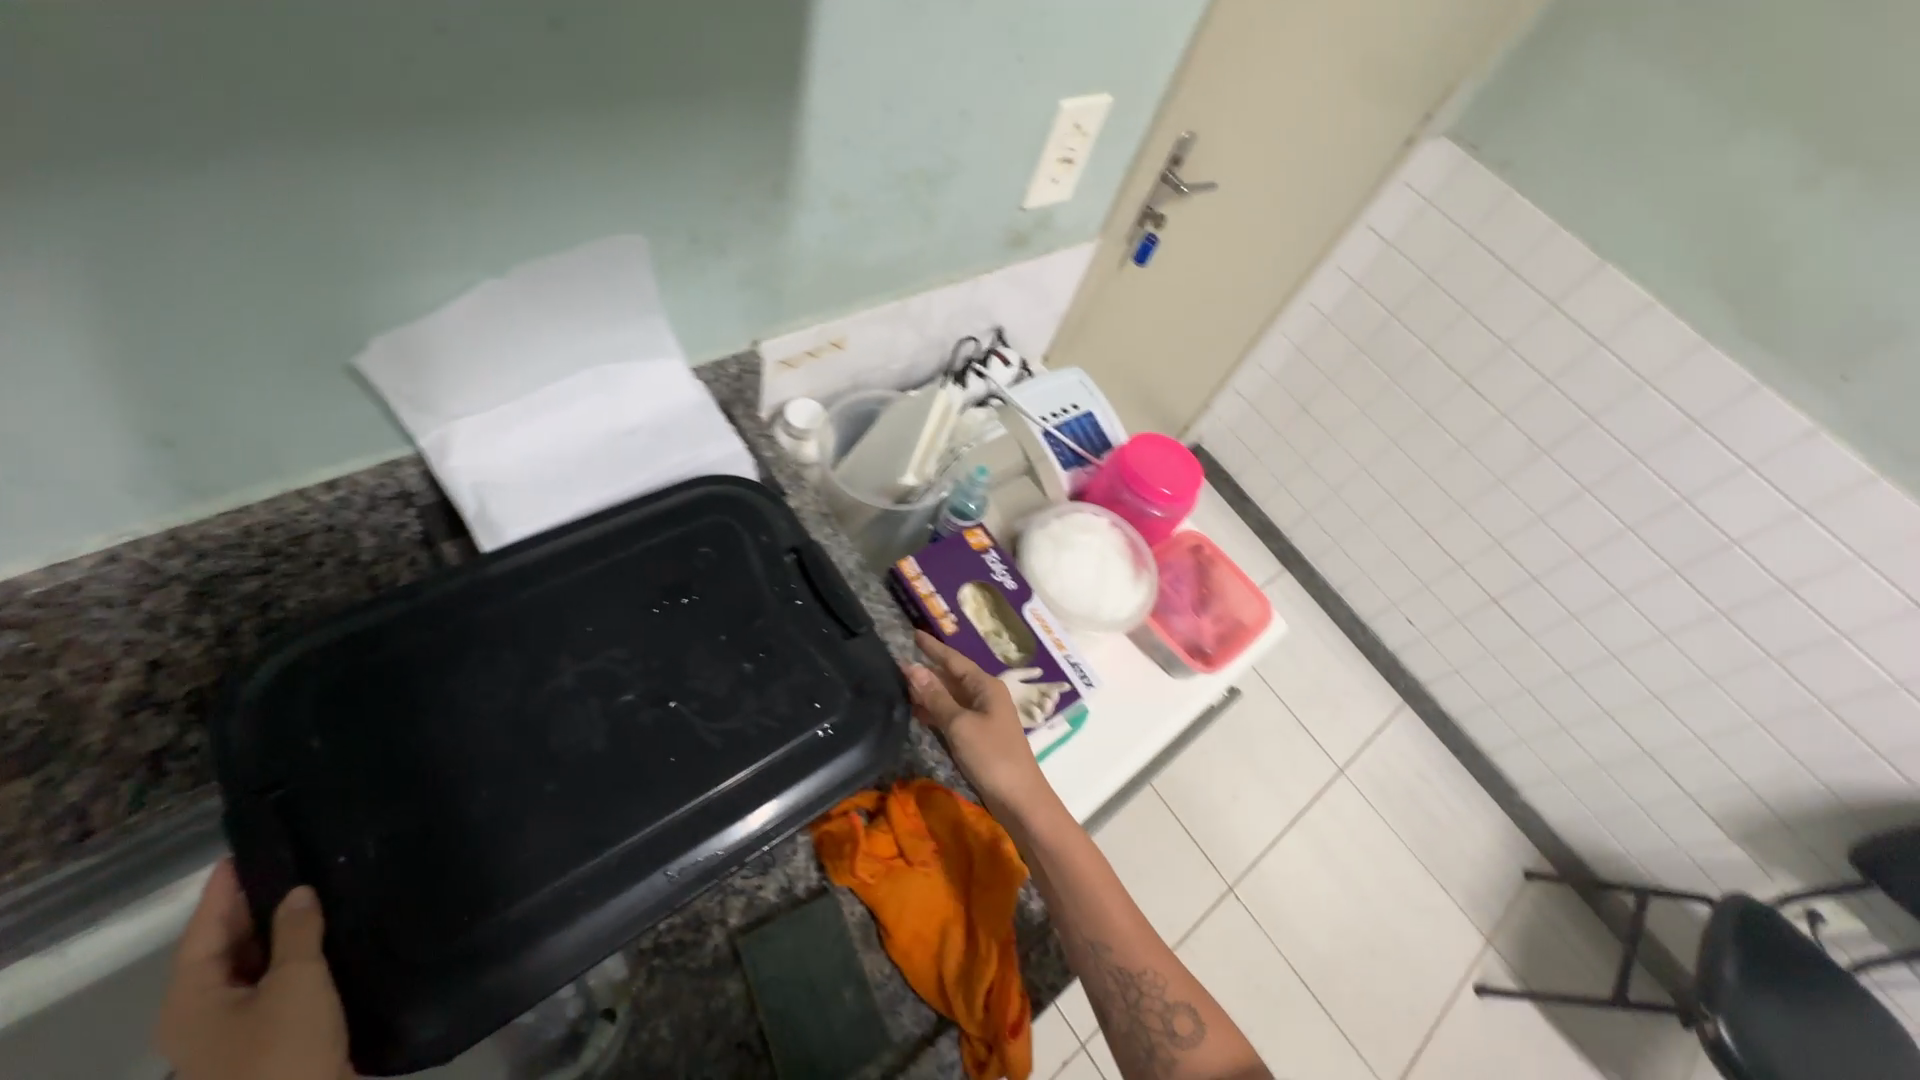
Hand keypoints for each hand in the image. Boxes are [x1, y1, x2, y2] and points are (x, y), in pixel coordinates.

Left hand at [156, 860, 353, 1079]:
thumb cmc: (284, 1049)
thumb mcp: (296, 981)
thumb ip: (296, 932)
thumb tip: (296, 893)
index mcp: (191, 999)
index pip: (204, 929)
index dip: (223, 890)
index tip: (243, 852)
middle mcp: (203, 1012)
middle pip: (225, 948)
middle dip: (257, 908)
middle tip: (293, 863)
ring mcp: (235, 1030)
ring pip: (254, 967)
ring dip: (282, 934)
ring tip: (317, 891)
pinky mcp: (270, 1039)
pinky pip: (277, 986)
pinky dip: (298, 959)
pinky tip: (328, 937)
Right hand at [905, 630, 1051, 811]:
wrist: (1018, 797)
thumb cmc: (991, 756)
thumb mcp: (959, 724)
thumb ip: (935, 697)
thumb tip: (911, 668)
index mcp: (986, 686)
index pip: (954, 660)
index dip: (933, 648)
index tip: (914, 634)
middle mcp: (985, 696)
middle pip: (952, 677)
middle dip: (927, 670)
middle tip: (897, 664)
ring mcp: (983, 717)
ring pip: (951, 697)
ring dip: (928, 692)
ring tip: (900, 686)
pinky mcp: (978, 737)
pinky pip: (952, 715)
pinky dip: (935, 711)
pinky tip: (916, 712)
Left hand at [996, 667, 1072, 729]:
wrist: (985, 699)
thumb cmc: (1000, 685)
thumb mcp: (1012, 675)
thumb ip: (1026, 673)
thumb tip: (1041, 672)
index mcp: (1032, 689)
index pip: (1049, 688)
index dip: (1058, 687)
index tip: (1066, 685)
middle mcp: (1033, 701)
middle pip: (1049, 700)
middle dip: (1054, 697)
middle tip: (1053, 695)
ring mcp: (1030, 712)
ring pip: (1045, 711)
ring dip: (1048, 706)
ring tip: (1046, 702)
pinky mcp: (1025, 723)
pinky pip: (1035, 721)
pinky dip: (1038, 716)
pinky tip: (1037, 712)